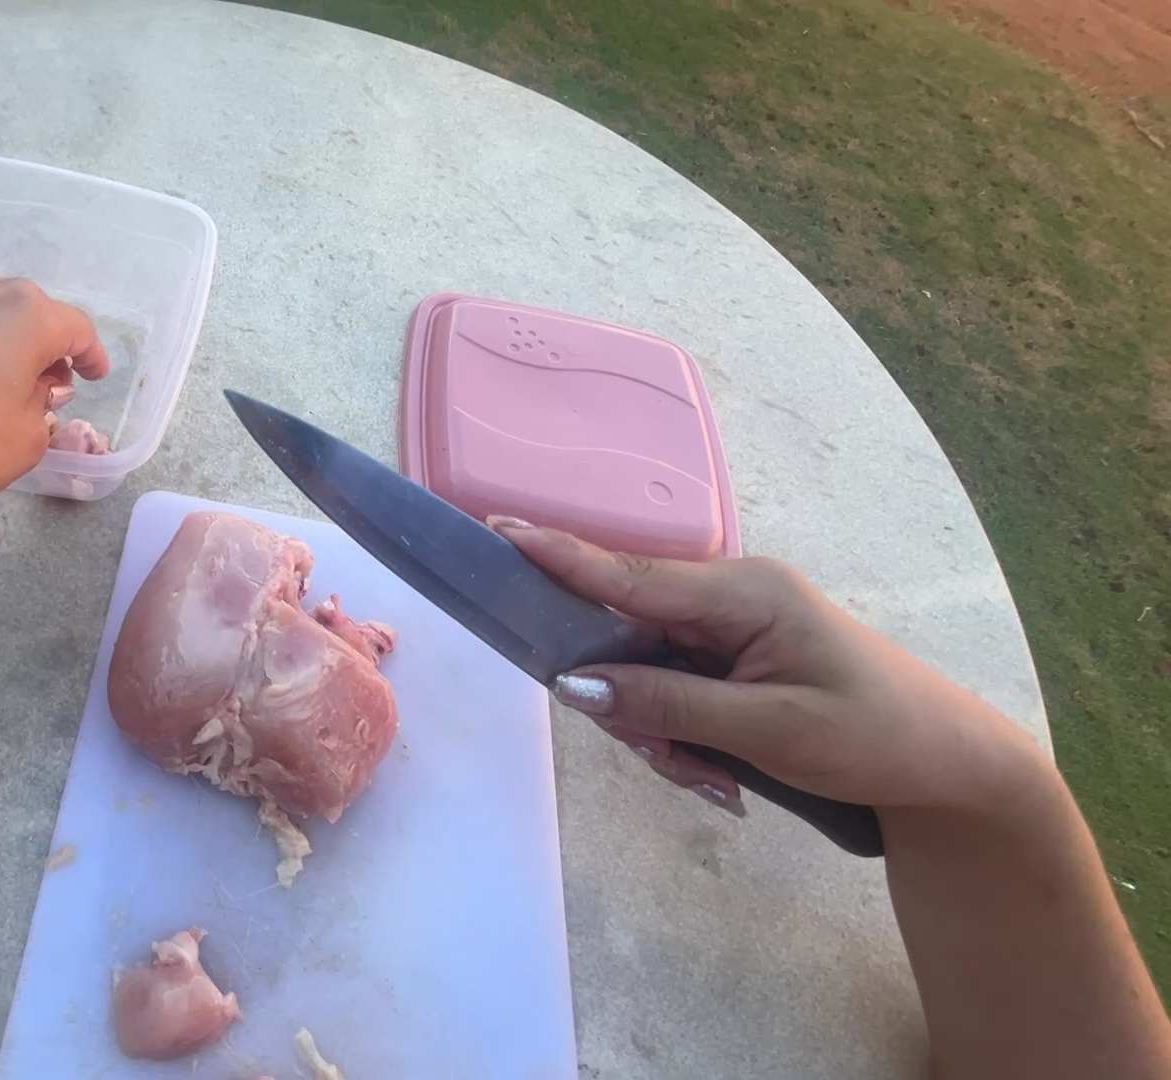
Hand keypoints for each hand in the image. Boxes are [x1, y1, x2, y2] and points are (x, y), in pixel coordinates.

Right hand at [488, 518, 1050, 818]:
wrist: (955, 773)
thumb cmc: (879, 740)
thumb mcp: (772, 730)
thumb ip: (667, 703)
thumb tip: (571, 685)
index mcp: (739, 592)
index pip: (627, 574)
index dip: (558, 556)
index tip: (498, 532)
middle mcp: (720, 597)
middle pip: (619, 634)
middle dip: (626, 699)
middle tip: (669, 757)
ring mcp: (718, 627)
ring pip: (633, 668)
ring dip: (654, 726)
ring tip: (710, 773)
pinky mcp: (720, 656)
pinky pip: (659, 685)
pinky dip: (671, 730)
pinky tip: (714, 767)